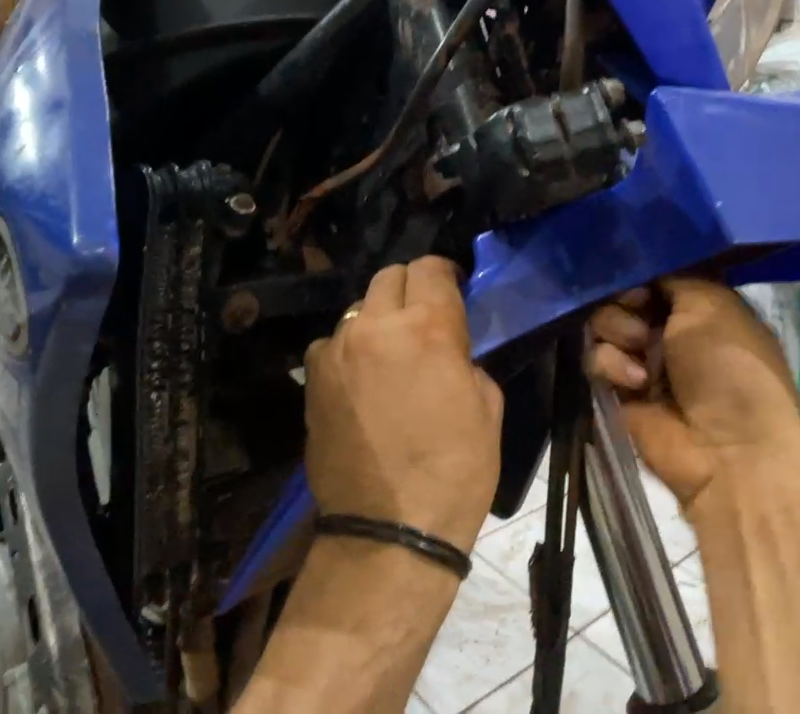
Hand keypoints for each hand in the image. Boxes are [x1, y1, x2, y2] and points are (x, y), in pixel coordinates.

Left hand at [305, 257, 503, 551]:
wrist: (389, 530)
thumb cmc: (455, 471)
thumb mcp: (488, 408)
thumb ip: (466, 360)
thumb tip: (451, 351)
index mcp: (427, 327)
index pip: (431, 268)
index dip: (446, 275)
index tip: (454, 291)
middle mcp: (375, 327)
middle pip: (389, 277)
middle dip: (411, 289)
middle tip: (425, 318)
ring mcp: (336, 352)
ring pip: (358, 311)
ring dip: (378, 321)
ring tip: (390, 353)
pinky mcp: (311, 381)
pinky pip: (332, 346)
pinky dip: (349, 352)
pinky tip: (361, 382)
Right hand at [587, 277, 799, 511]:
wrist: (727, 450)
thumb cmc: (731, 368)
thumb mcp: (714, 305)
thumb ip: (676, 277)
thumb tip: (643, 273)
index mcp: (704, 310)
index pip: (657, 276)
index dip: (642, 271)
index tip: (637, 275)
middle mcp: (673, 333)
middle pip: (625, 296)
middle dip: (626, 300)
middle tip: (638, 312)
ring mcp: (644, 362)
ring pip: (604, 324)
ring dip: (618, 331)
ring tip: (639, 350)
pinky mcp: (619, 391)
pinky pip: (596, 360)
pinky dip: (611, 365)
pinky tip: (635, 383)